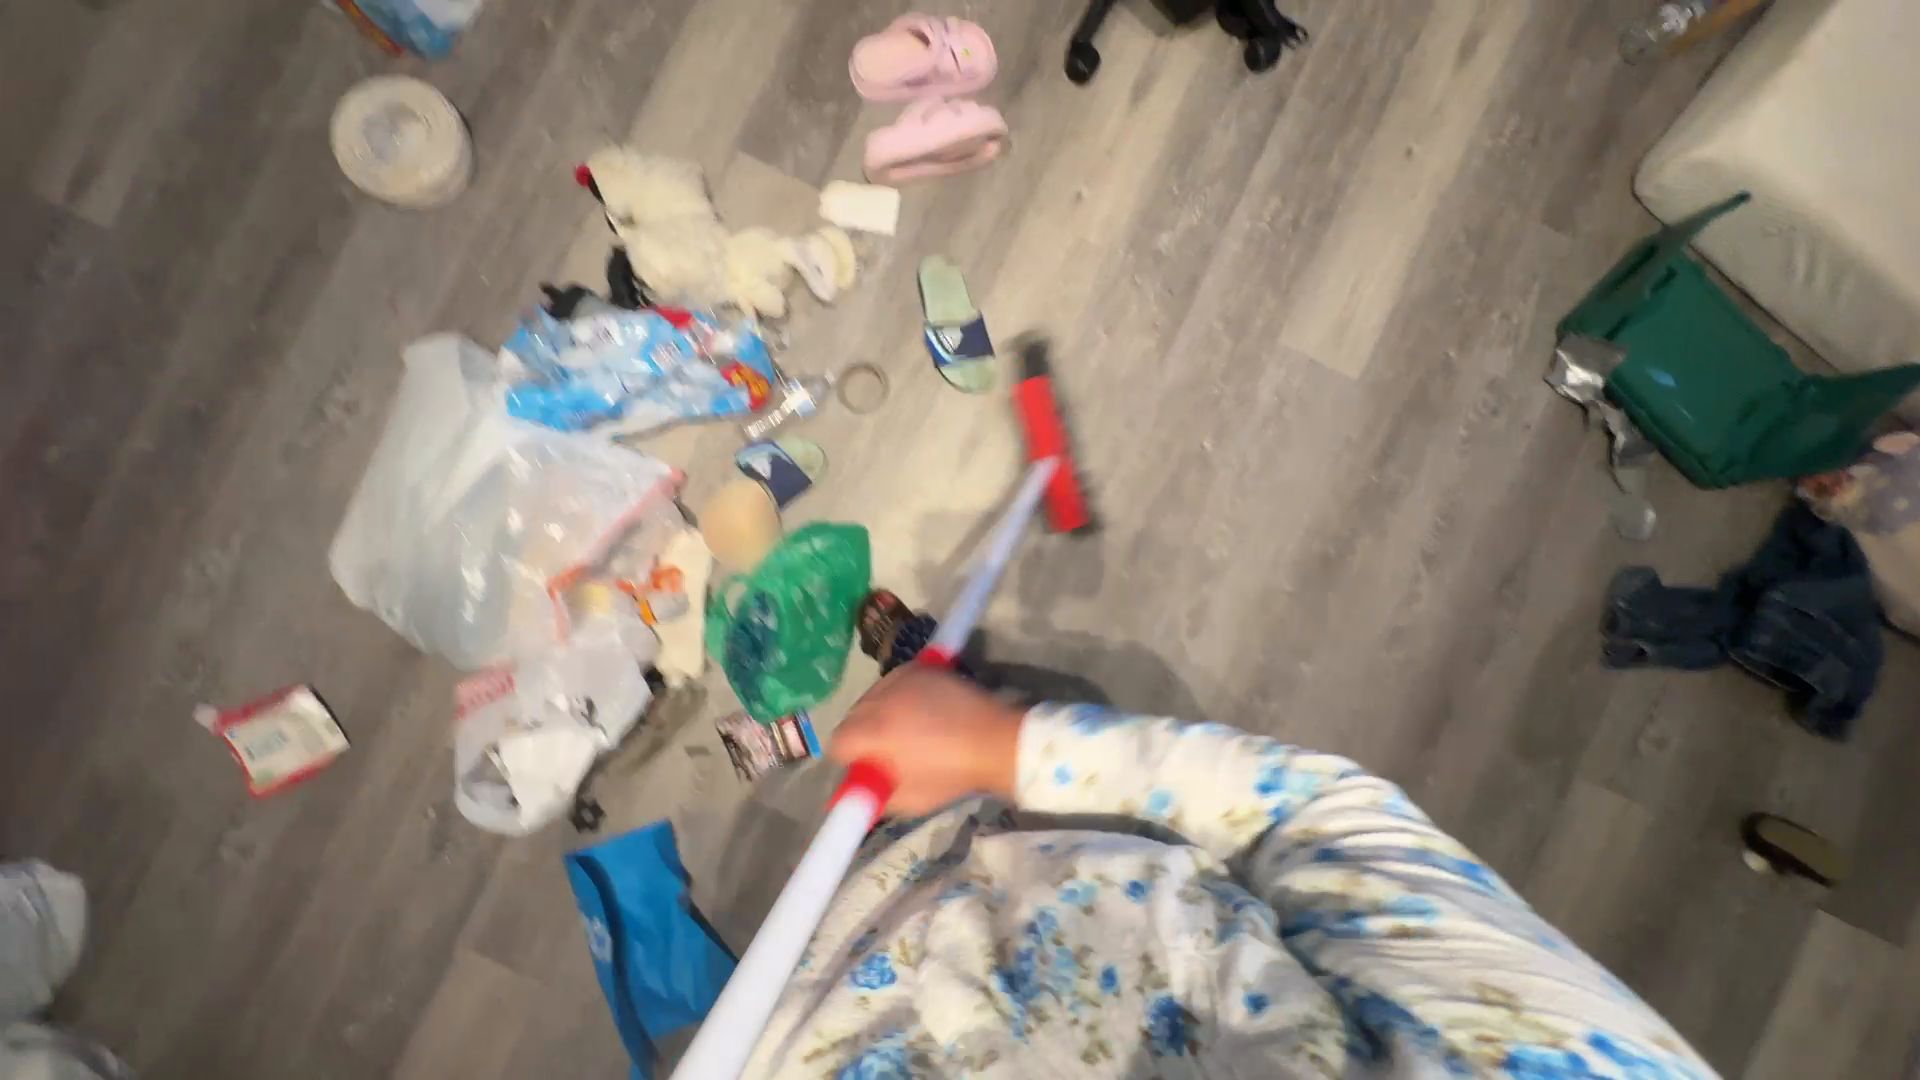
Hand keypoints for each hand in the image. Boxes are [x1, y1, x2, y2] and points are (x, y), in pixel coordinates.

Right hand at [829, 666, 1024, 815]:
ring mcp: (901, 679)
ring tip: (904, 728)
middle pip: (852, 715)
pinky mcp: (919, 668)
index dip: (849, 758)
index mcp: (876, 731)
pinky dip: (895, 694)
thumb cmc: (952, 774)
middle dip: (862, 734)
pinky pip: (892, 681)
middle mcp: (882, 699)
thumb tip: (855, 794)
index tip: (865, 766)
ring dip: (878, 712)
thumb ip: (874, 796)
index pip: (838, 740)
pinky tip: (914, 708)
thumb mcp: (909, 799)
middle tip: (885, 750)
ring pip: (871, 696)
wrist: (992, 740)